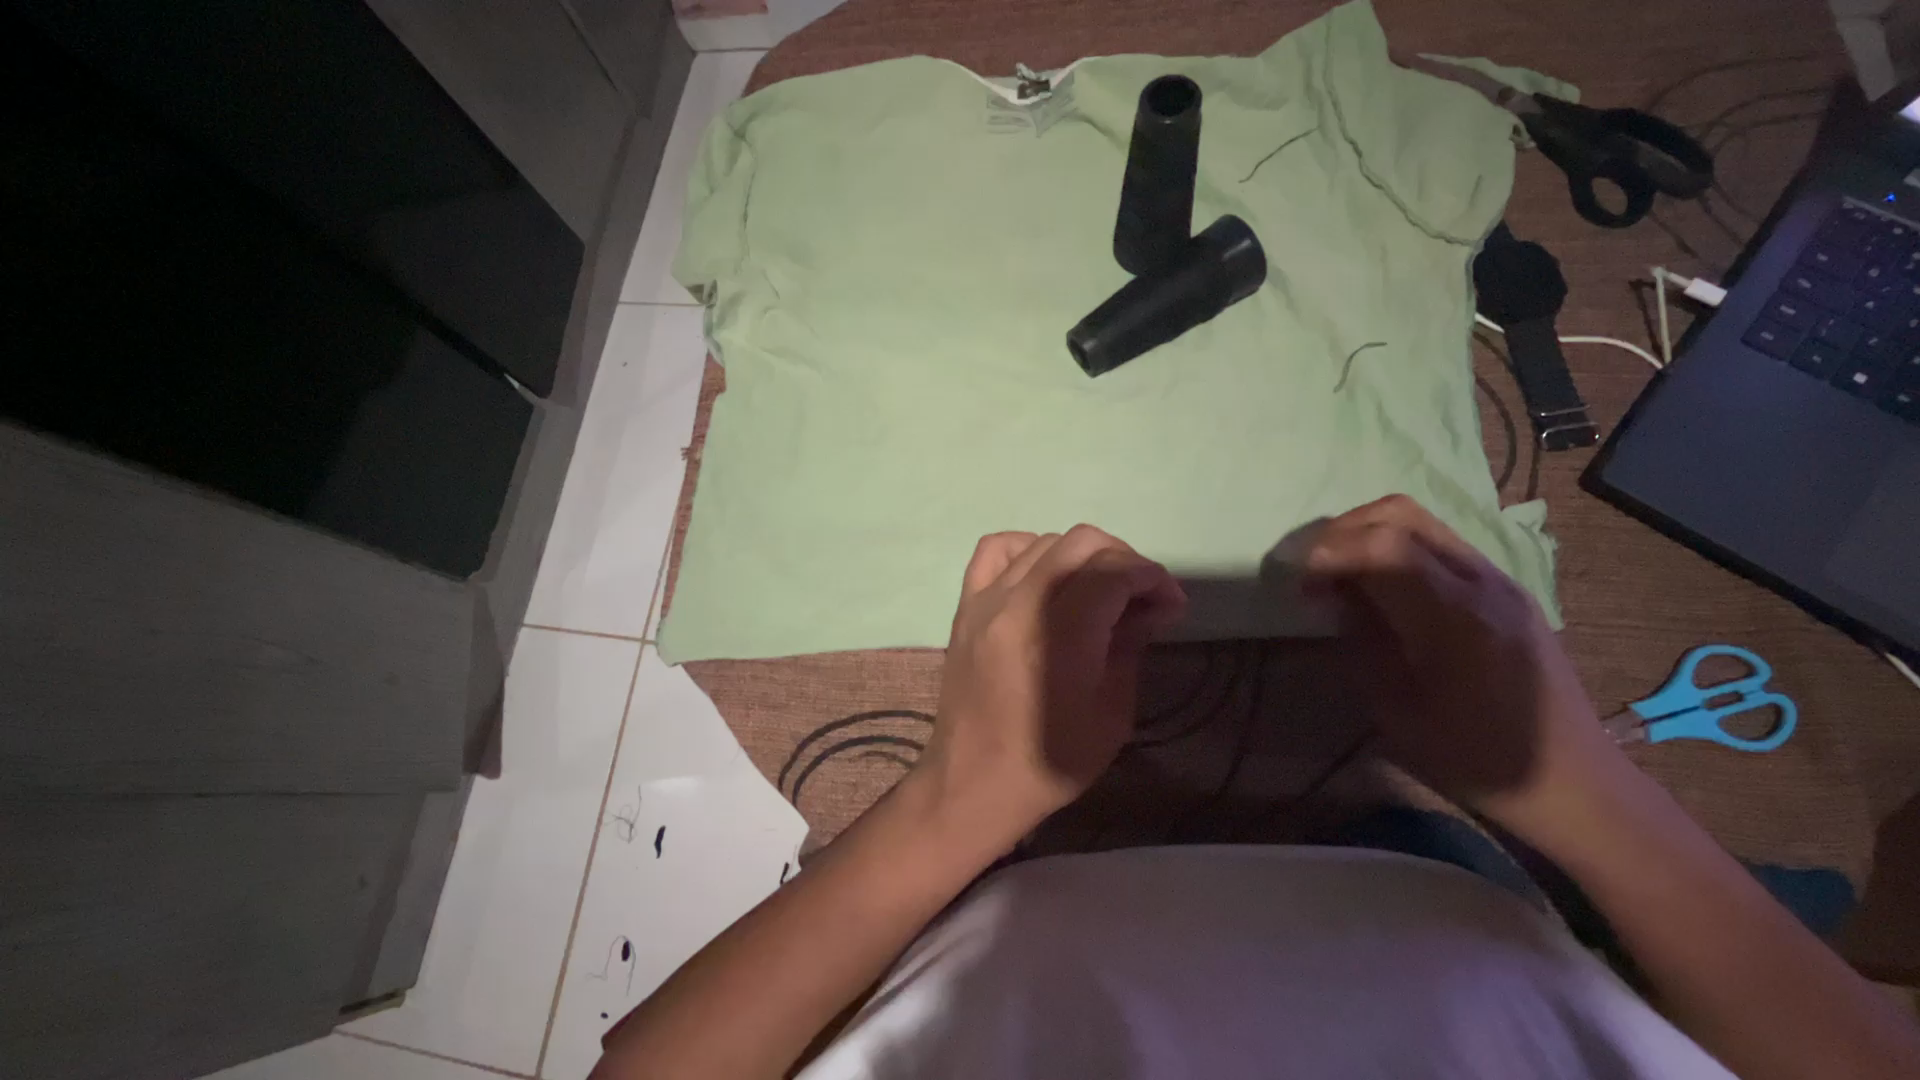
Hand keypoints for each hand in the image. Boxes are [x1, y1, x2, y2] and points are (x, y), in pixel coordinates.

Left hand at [909, 525, 1187, 856]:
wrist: (972, 785)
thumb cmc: (1050, 763)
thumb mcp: (1112, 714)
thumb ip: (1128, 647)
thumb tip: (1145, 608)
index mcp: (1060, 631)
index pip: (1114, 570)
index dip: (1151, 578)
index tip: (1171, 605)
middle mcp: (1019, 601)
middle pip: (1081, 543)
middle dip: (1124, 560)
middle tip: (1144, 598)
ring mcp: (986, 600)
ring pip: (1044, 542)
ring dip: (1083, 557)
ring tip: (1101, 590)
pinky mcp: (965, 607)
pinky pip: (996, 552)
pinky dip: (1028, 550)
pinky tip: (1047, 576)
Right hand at [1303, 495, 1624, 832]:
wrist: (1573, 782)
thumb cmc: (1476, 760)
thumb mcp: (1397, 712)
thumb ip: (1363, 642)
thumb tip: (1335, 597)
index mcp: (1454, 616)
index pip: (1382, 545)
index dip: (1328, 551)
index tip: (1300, 584)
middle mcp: (1480, 582)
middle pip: (1400, 514)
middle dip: (1343, 531)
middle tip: (1314, 571)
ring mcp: (1499, 581)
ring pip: (1421, 523)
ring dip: (1369, 536)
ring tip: (1341, 578)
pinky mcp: (1506, 591)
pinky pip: (1441, 546)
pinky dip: (1397, 550)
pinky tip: (1382, 590)